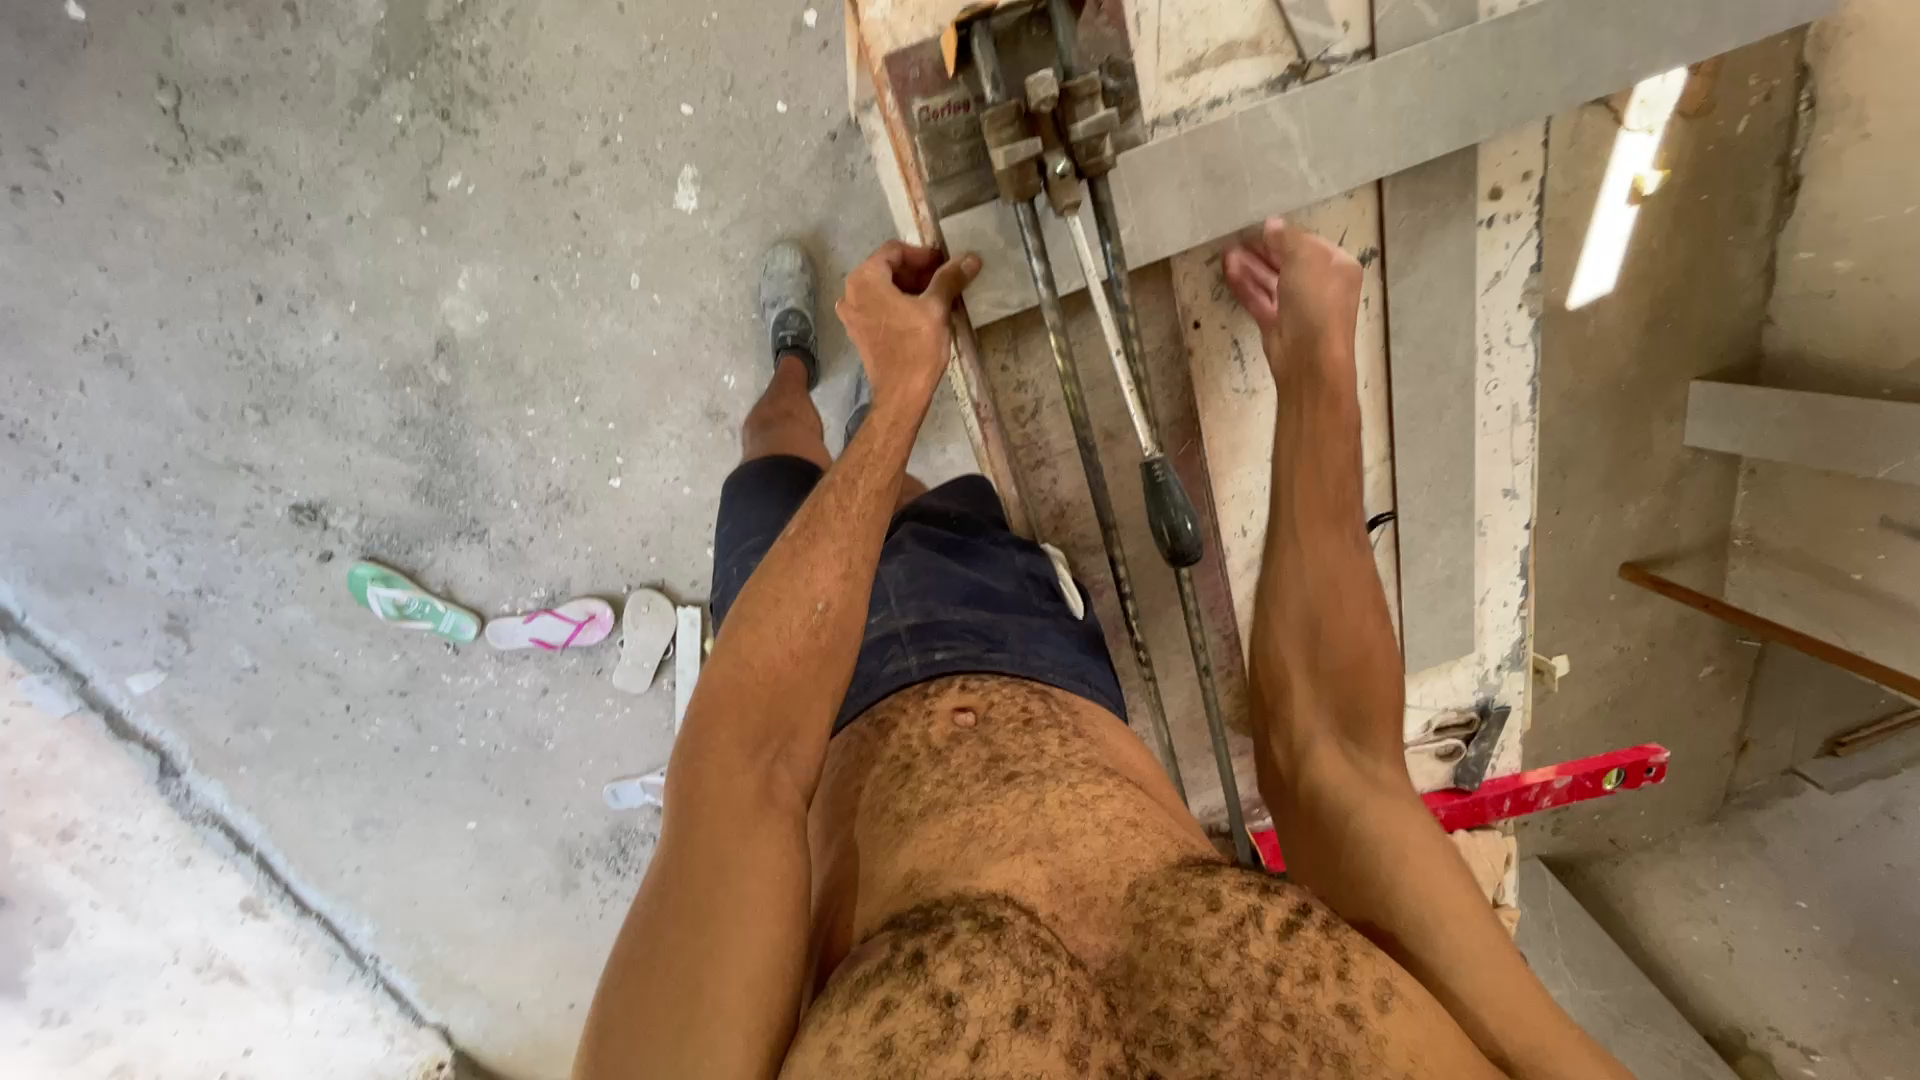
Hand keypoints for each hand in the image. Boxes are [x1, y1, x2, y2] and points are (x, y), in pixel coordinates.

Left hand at [835, 241, 982, 412]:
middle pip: (886, 269)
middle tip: (945, 279)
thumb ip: (949, 278)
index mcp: (865, 280)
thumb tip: (970, 258)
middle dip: (917, 272)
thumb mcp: (936, 308)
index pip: (894, 251)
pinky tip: (924, 314)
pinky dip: (900, 305)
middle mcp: (851, 293)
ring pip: (884, 290)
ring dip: (910, 289)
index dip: (922, 254)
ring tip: (939, 297)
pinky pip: (880, 308)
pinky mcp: (860, 333)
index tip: (944, 263)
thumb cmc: (917, 347)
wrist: (901, 393)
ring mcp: (852, 315)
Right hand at [1222, 218, 1362, 385]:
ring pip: (1270, 280)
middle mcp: (1318, 284)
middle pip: (1286, 262)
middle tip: (1237, 239)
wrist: (1310, 357)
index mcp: (1336, 266)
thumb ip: (1286, 238)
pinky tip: (1229, 270)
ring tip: (1225, 252)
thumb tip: (1271, 225)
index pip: (1307, 243)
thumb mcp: (1305, 258)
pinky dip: (1245, 285)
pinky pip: (1259, 298)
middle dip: (1262, 251)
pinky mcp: (1276, 323)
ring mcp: (1296, 305)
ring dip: (1249, 266)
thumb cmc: (1316, 301)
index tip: (1259, 228)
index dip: (1283, 235)